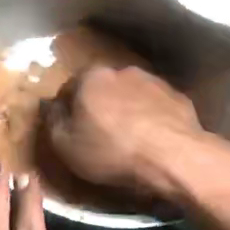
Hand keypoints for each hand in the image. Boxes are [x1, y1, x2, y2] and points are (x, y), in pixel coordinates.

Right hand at [43, 64, 213, 201]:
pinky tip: (149, 139)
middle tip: (96, 134)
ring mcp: (154, 81)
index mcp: (90, 77)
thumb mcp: (64, 145)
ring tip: (125, 138)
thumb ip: (52, 121)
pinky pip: (153, 106)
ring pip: (129, 94)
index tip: (68, 130)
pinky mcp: (178, 97)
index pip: (68, 88)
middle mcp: (122, 70)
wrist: (174, 158)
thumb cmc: (110, 151)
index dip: (66, 110)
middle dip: (96, 106)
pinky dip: (148, 117)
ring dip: (123, 110)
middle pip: (101, 88)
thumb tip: (51, 105)